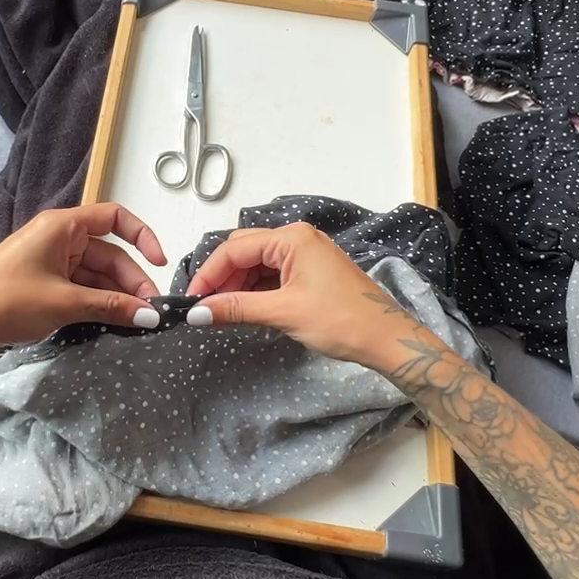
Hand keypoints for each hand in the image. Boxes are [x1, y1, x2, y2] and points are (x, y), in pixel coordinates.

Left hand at [0, 203, 168, 351]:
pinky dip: (97, 300)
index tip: (160, 262)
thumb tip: (149, 315)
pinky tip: (113, 319)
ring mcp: (50, 259)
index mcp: (62, 226)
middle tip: (151, 310)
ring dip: (116, 294)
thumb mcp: (65, 303)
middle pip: (108, 252)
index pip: (114, 217)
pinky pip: (80, 285)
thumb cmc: (6, 301)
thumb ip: (111, 306)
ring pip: (96, 272)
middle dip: (131, 280)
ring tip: (137, 320)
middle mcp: (58, 237)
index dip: (142, 236)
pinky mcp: (43, 280)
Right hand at [182, 223, 436, 369]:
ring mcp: (304, 255)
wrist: (387, 340)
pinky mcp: (309, 272)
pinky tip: (242, 309)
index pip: (234, 249)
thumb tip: (196, 312)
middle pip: (243, 251)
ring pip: (256, 265)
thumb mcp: (283, 313)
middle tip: (204, 307)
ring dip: (236, 286)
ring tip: (221, 312)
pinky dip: (254, 291)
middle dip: (221, 278)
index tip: (191, 299)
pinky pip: (271, 275)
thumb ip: (236, 308)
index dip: (208, 274)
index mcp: (291, 238)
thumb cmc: (340, 320)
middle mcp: (296, 238)